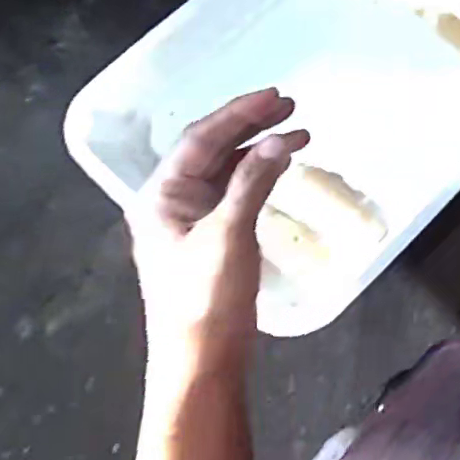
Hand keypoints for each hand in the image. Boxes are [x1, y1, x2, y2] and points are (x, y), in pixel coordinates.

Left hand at [130, 89, 308, 363]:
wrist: (201, 364)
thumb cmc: (206, 301)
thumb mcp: (229, 236)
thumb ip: (253, 183)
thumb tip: (280, 139)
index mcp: (161, 195)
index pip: (201, 139)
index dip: (238, 113)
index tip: (275, 96)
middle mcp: (172, 199)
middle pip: (213, 148)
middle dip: (250, 124)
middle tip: (290, 105)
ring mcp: (192, 217)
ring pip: (227, 167)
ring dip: (259, 147)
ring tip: (297, 129)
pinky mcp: (212, 233)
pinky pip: (236, 189)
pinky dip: (260, 172)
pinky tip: (282, 162)